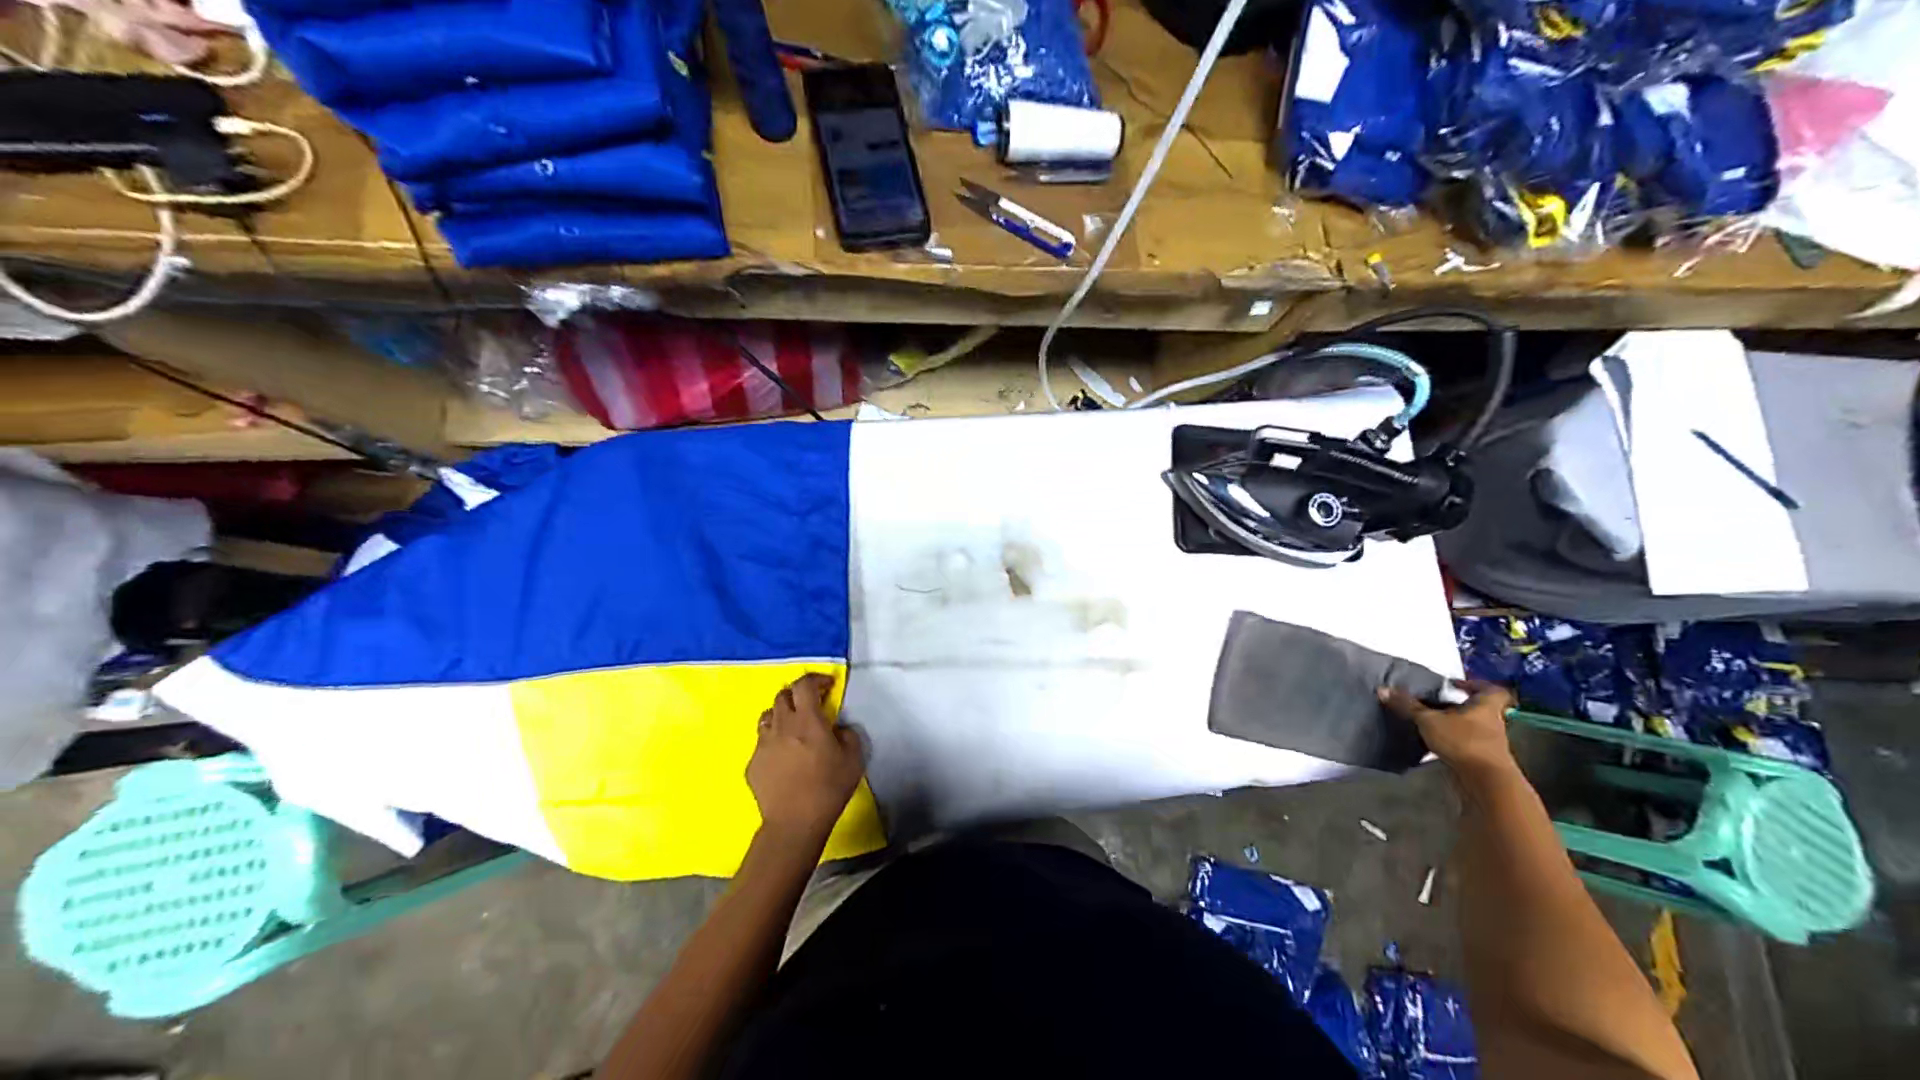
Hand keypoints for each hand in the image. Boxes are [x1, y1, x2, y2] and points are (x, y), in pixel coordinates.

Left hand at [747, 674, 865, 845]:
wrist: (794, 822)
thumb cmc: (829, 787)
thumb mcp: (854, 758)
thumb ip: (848, 734)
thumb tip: (837, 728)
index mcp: (807, 720)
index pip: (805, 684)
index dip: (816, 679)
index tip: (827, 686)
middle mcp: (781, 725)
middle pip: (783, 695)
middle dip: (797, 695)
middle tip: (810, 706)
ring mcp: (763, 744)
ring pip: (768, 717)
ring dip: (782, 716)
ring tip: (793, 729)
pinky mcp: (752, 764)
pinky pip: (762, 744)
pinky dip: (774, 743)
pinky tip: (784, 759)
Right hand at [1379, 680, 1517, 780]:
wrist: (1486, 781)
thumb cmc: (1462, 741)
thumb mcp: (1428, 720)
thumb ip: (1407, 705)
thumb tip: (1383, 689)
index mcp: (1486, 706)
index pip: (1490, 689)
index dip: (1474, 684)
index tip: (1453, 685)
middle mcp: (1492, 722)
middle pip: (1477, 709)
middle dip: (1457, 705)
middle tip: (1433, 702)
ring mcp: (1489, 742)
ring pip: (1471, 727)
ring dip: (1453, 724)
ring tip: (1428, 723)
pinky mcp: (1482, 759)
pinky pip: (1466, 743)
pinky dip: (1452, 741)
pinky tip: (1433, 743)